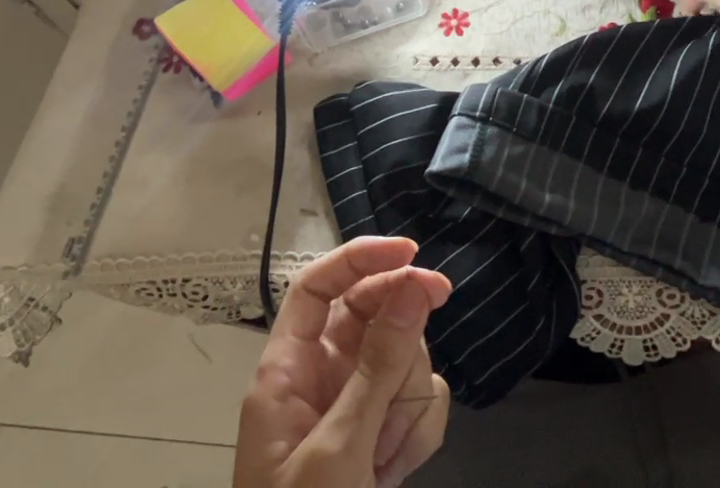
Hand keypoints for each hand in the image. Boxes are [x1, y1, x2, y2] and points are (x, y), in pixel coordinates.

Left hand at [234, 237, 452, 487]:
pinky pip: (418, 402)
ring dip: (408, 403)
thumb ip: (377, 366)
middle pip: (374, 318)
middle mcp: (321, 378)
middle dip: (402, 340)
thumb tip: (413, 285)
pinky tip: (397, 468)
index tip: (412, 252)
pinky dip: (418, 431)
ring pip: (404, 360)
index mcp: (288, 371)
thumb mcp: (337, 451)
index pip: (319, 288)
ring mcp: (354, 408)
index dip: (360, 259)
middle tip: (431, 331)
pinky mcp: (380, 435)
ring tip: (387, 459)